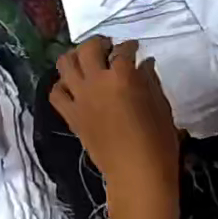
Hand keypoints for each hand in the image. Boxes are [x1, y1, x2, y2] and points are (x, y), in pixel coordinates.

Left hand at [51, 37, 180, 218]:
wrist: (136, 175)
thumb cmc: (157, 142)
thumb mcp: (161, 107)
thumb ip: (150, 81)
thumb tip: (144, 64)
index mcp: (122, 77)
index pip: (123, 51)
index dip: (129, 46)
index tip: (134, 48)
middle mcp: (96, 82)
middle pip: (89, 48)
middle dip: (99, 42)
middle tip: (108, 47)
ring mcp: (80, 98)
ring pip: (65, 63)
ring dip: (75, 56)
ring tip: (86, 61)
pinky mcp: (70, 116)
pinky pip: (56, 93)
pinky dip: (61, 85)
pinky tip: (73, 86)